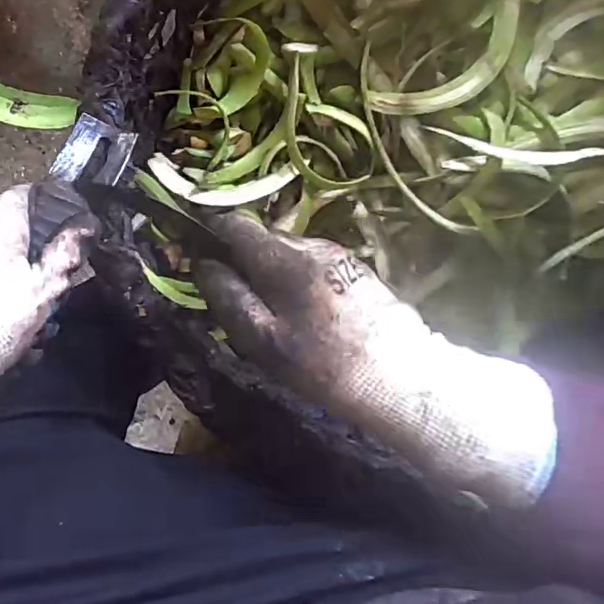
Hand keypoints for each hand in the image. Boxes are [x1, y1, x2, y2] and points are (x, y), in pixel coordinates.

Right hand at [193, 213, 558, 507]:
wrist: (405, 381)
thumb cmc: (323, 365)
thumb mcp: (260, 339)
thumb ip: (225, 295)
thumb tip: (201, 263)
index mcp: (282, 257)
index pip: (234, 222)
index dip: (209, 231)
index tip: (198, 253)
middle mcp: (309, 244)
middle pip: (258, 236)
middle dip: (238, 256)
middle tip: (231, 294)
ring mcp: (335, 253)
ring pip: (282, 250)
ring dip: (265, 269)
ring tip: (269, 310)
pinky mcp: (353, 269)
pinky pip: (307, 263)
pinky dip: (291, 278)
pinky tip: (300, 313)